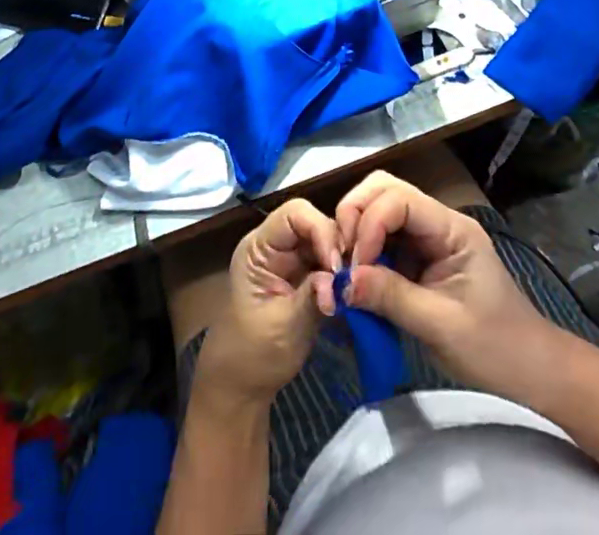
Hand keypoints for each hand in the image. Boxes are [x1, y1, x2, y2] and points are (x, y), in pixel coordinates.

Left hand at [194, 200, 341, 404]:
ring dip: (343, 257)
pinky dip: (343, 270)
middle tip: (354, 274)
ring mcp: (290, 258)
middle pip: (314, 221)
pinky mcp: (305, 273)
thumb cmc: (254, 355)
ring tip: (355, 282)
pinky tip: (352, 286)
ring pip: (326, 238)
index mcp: (258, 248)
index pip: (294, 215)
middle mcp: (274, 244)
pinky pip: (329, 258)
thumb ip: (312, 297)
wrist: (243, 383)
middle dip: (337, 243)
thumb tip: (341, 279)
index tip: (337, 265)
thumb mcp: (285, 326)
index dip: (321, 230)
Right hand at [336, 171, 560, 399]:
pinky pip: (382, 240)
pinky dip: (363, 254)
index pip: (398, 199)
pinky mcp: (418, 258)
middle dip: (355, 217)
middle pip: (383, 191)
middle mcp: (437, 223)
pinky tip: (358, 281)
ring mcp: (428, 239)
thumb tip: (342, 281)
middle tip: (343, 260)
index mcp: (452, 229)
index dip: (368, 225)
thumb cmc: (495, 347)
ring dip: (355, 235)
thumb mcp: (440, 325)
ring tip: (347, 272)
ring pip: (378, 211)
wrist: (530, 372)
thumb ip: (390, 296)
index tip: (355, 267)